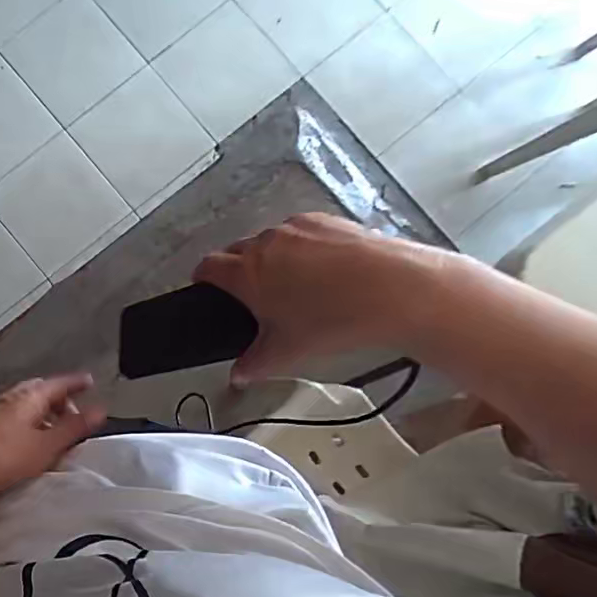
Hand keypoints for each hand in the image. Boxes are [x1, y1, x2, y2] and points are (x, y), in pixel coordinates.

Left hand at [0, 374, 106, 510]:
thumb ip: (74, 428)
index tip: (89, 382)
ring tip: (52, 428)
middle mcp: (9, 396)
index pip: (58, 383)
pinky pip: (12, 414)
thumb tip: (100, 410)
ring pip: (24, 402)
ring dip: (41, 410)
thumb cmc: (6, 457)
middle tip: (72, 412)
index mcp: (28, 396)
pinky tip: (27, 438)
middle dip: (58, 397)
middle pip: (39, 390)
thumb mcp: (46, 445)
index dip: (75, 383)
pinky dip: (26, 419)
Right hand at [194, 213, 455, 386]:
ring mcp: (297, 228)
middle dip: (238, 273)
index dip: (202, 280)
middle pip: (236, 252)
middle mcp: (266, 242)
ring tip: (294, 289)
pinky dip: (303, 249)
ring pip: (270, 241)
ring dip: (272, 260)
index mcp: (245, 272)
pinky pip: (301, 233)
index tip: (207, 289)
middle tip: (255, 300)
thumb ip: (253, 365)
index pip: (207, 268)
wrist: (393, 290)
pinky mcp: (327, 221)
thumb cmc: (334, 319)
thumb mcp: (286, 353)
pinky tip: (323, 273)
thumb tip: (240, 375)